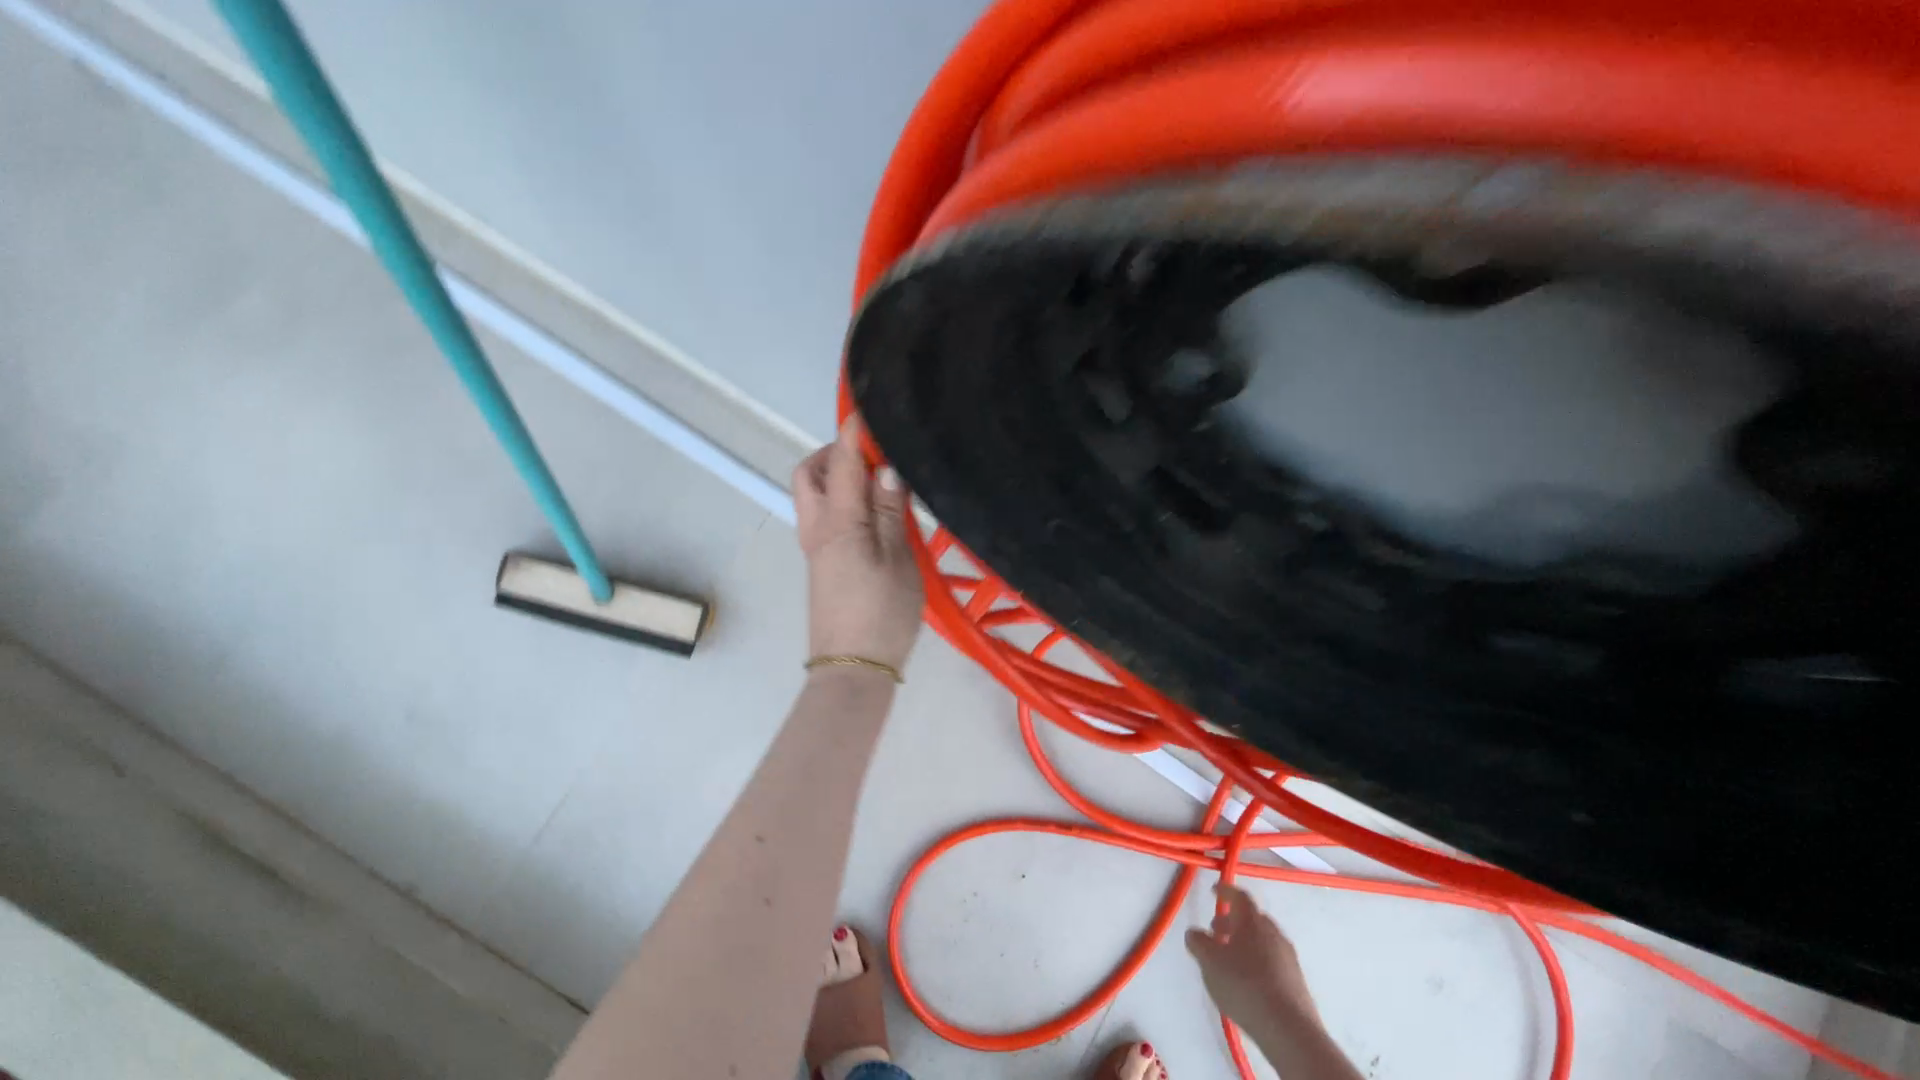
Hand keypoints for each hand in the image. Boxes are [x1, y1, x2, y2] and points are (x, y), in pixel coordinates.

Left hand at [792, 415, 923, 672]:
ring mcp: (815, 547)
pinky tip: (873, 512)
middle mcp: (817, 528)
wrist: (852, 668)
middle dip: (833, 452)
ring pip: (811, 495)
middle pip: (808, 474)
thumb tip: (886, 468)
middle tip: (871, 454)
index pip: (841, 462)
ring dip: (834, 476)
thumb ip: (892, 513)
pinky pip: (822, 515)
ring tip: (878, 483)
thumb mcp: (899, 561)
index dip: (855, 431)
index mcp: (838, 522)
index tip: (870, 406)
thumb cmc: (882, 614)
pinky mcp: (821, 564)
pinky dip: (840, 499)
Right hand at [1186, 883, 1319, 1031]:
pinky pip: (1272, 959)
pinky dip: (1257, 959)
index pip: (1239, 896)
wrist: (1288, 1027)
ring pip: (1263, 939)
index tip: (1214, 889)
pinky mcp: (1296, 979)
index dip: (1225, 890)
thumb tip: (1195, 932)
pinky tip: (1247, 980)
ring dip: (1245, 941)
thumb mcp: (1209, 962)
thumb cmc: (1243, 985)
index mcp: (1252, 921)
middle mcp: (1273, 932)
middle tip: (1215, 931)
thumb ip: (1199, 942)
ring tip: (1229, 959)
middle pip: (1252, 918)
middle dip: (1232, 920)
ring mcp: (1288, 956)